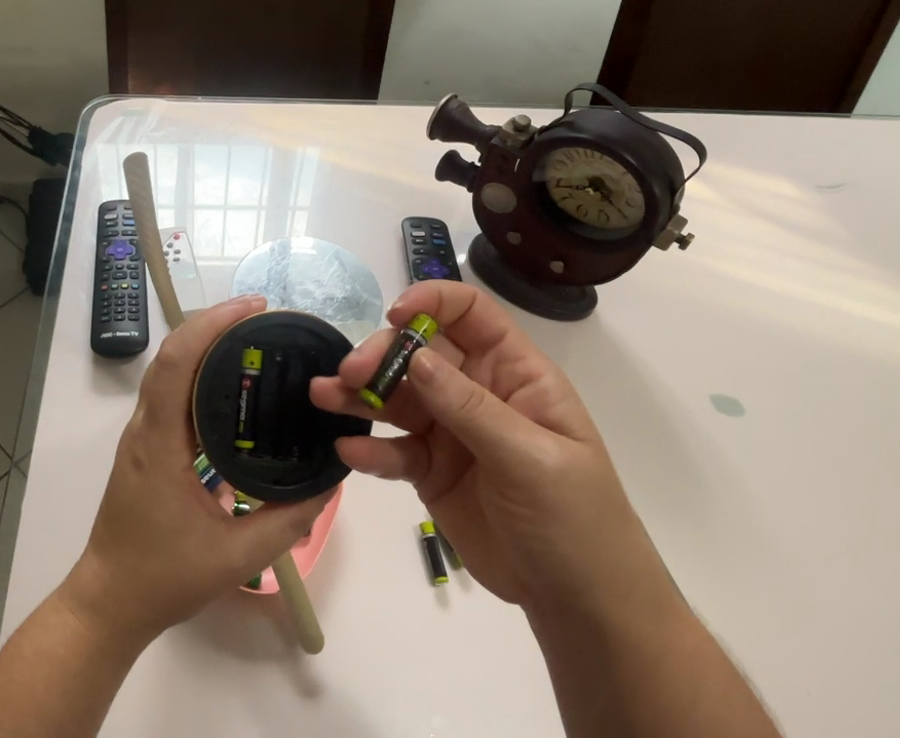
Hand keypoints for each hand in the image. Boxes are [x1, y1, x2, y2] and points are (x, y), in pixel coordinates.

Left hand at [60, 294, 332, 645]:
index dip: (211, 324)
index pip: (177, 362)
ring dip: (204, 345)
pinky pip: (171, 394)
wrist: (111, 601)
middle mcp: (145, 428)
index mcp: (160, 444)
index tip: (253, 308)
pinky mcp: (147, 447)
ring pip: (168, 371)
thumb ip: (287, 521)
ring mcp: (142, 436)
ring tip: (254, 340)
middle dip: (214, 324)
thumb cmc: (164, 577)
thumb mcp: (237, 557)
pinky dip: (198, 373)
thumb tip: (329, 482)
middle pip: (172, 355)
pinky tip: (234, 386)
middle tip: (264, 318)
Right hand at [310, 281, 675, 622]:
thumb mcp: (531, 458)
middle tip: (348, 374)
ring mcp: (450, 432)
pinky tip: (348, 453)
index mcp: (514, 374)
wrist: (576, 597)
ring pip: (397, 397)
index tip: (394, 315)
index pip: (470, 315)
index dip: (432, 302)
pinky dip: (369, 450)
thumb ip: (470, 409)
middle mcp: (477, 392)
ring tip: (323, 397)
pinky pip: (392, 450)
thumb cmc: (574, 517)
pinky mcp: (430, 471)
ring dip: (360, 395)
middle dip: (382, 355)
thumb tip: (415, 358)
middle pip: (420, 353)